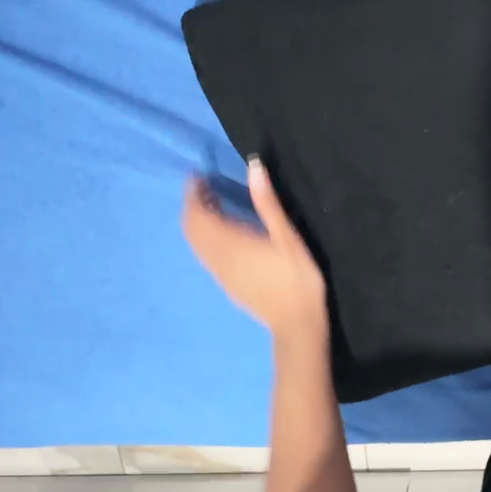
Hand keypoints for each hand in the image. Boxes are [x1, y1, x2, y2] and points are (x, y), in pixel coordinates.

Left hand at [184, 158, 329, 348]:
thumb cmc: (298, 279)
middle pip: (191, 228)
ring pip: (196, 244)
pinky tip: (222, 236)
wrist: (296, 325)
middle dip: (193, 206)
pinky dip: (205, 240)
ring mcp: (220, 274)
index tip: (198, 176)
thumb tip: (253, 166)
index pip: (198, 213)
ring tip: (211, 207)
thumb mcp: (288, 238)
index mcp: (231, 243)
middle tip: (204, 188)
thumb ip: (268, 203)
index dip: (194, 192)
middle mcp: (218, 258)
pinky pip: (205, 256)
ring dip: (197, 223)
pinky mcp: (227, 285)